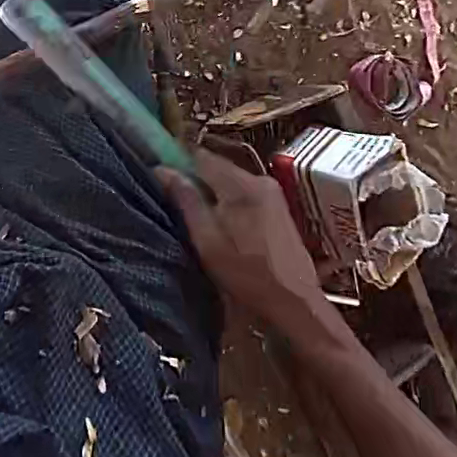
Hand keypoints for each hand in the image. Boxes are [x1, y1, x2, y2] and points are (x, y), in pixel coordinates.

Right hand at [156, 149, 328, 337]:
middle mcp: (260, 177)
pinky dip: (231, 200)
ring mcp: (273, 190)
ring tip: (200, 216)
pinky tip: (225, 224)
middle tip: (178, 201)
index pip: (202, 156)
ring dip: (214, 191)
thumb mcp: (207, 240)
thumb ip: (186, 200)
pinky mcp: (279, 204)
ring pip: (232, 179)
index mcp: (240, 183)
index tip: (163, 175)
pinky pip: (246, 191)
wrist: (294, 301)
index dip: (179, 160)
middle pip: (218, 166)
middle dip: (197, 179)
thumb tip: (162, 170)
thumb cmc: (246, 274)